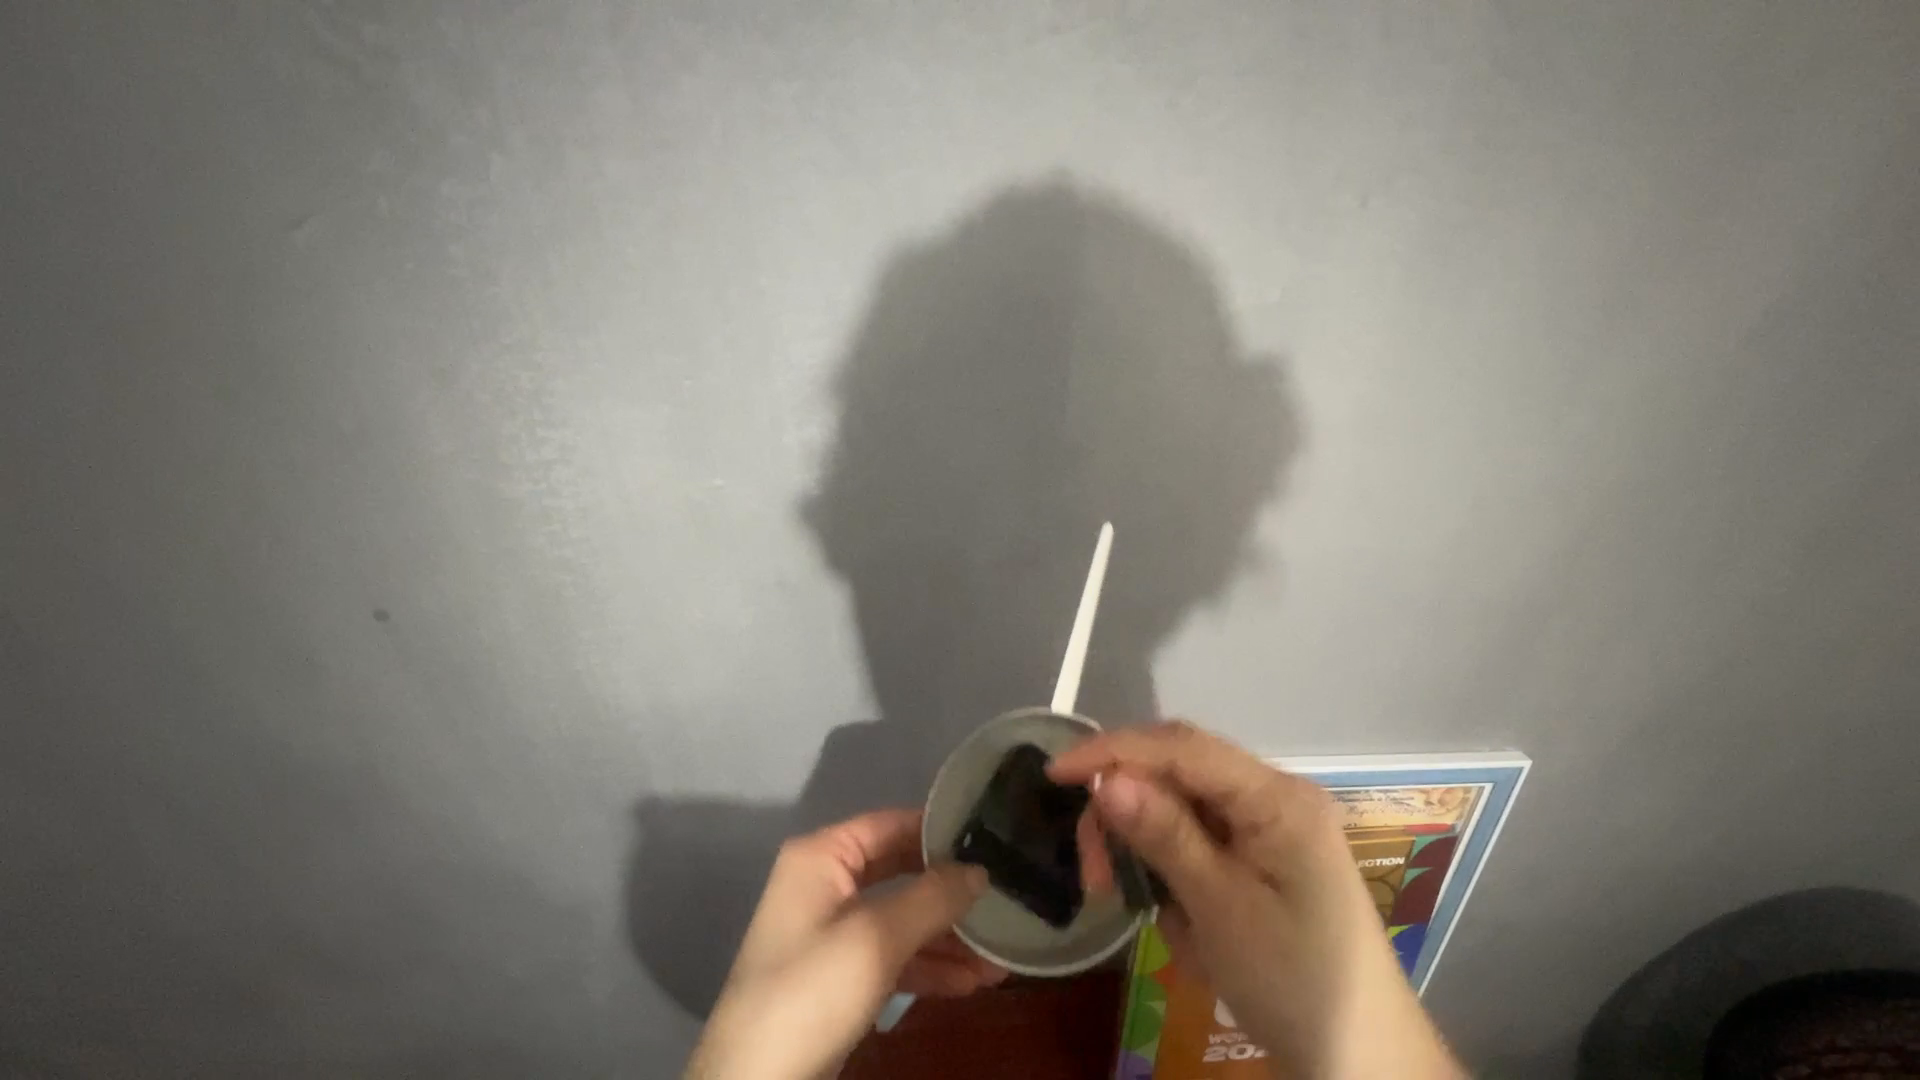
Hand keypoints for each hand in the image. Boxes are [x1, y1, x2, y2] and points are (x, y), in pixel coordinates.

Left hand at [684, 808, 1006, 1079]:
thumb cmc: (812, 991)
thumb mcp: (877, 939)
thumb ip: (932, 898)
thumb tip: (980, 870)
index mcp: (822, 857)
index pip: (891, 824)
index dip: (941, 830)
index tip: (993, 840)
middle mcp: (824, 883)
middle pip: (900, 872)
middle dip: (951, 893)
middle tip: (1003, 898)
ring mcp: (829, 931)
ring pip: (900, 918)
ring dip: (946, 937)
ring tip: (998, 955)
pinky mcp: (837, 974)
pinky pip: (890, 954)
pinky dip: (926, 966)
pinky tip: (970, 982)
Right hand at [1050, 723, 1464, 1079]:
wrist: (1362, 1058)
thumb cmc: (1295, 982)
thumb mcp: (1220, 909)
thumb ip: (1164, 835)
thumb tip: (1107, 778)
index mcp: (1276, 797)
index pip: (1181, 747)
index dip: (1113, 750)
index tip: (1055, 773)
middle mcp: (1272, 795)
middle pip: (1175, 771)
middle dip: (1123, 806)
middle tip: (1093, 870)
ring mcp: (1267, 824)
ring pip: (1178, 804)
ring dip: (1141, 842)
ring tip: (1126, 899)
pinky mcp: (1259, 853)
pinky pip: (1195, 837)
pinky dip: (1167, 865)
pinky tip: (1172, 911)